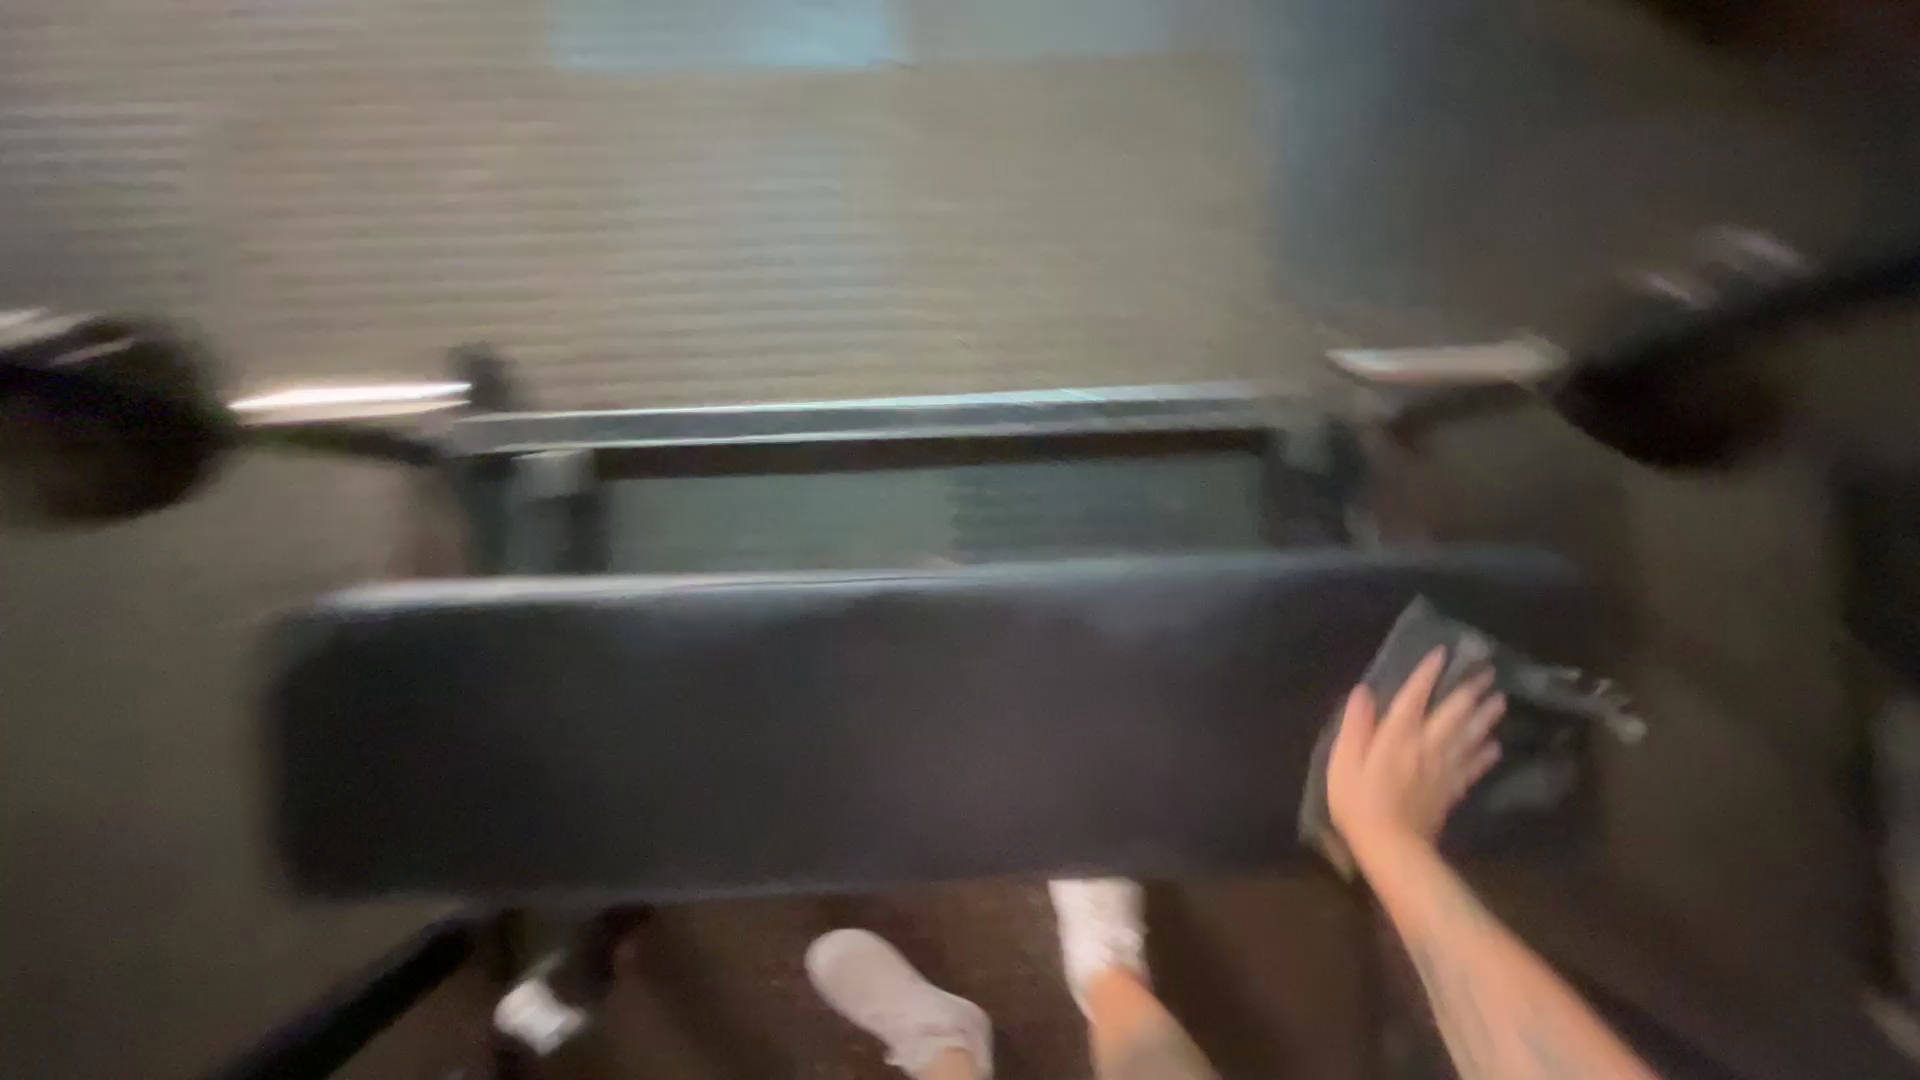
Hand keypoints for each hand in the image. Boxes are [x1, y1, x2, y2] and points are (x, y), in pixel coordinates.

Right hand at [1328, 647, 1505, 861]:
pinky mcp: (1452, 789)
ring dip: (1486, 716)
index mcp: (1398, 735)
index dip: (1428, 673)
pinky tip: (1494, 745)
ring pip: (1471, 735)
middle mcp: (1427, 746)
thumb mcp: (1343, 761)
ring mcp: (1444, 768)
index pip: (1415, 696)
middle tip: (1487, 671)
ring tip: (1499, 699)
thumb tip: (1364, 692)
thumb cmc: (1357, 801)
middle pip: (1454, 712)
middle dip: (1470, 690)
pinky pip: (1474, 766)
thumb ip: (1356, 725)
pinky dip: (1485, 753)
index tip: (1442, 652)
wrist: (1390, 847)